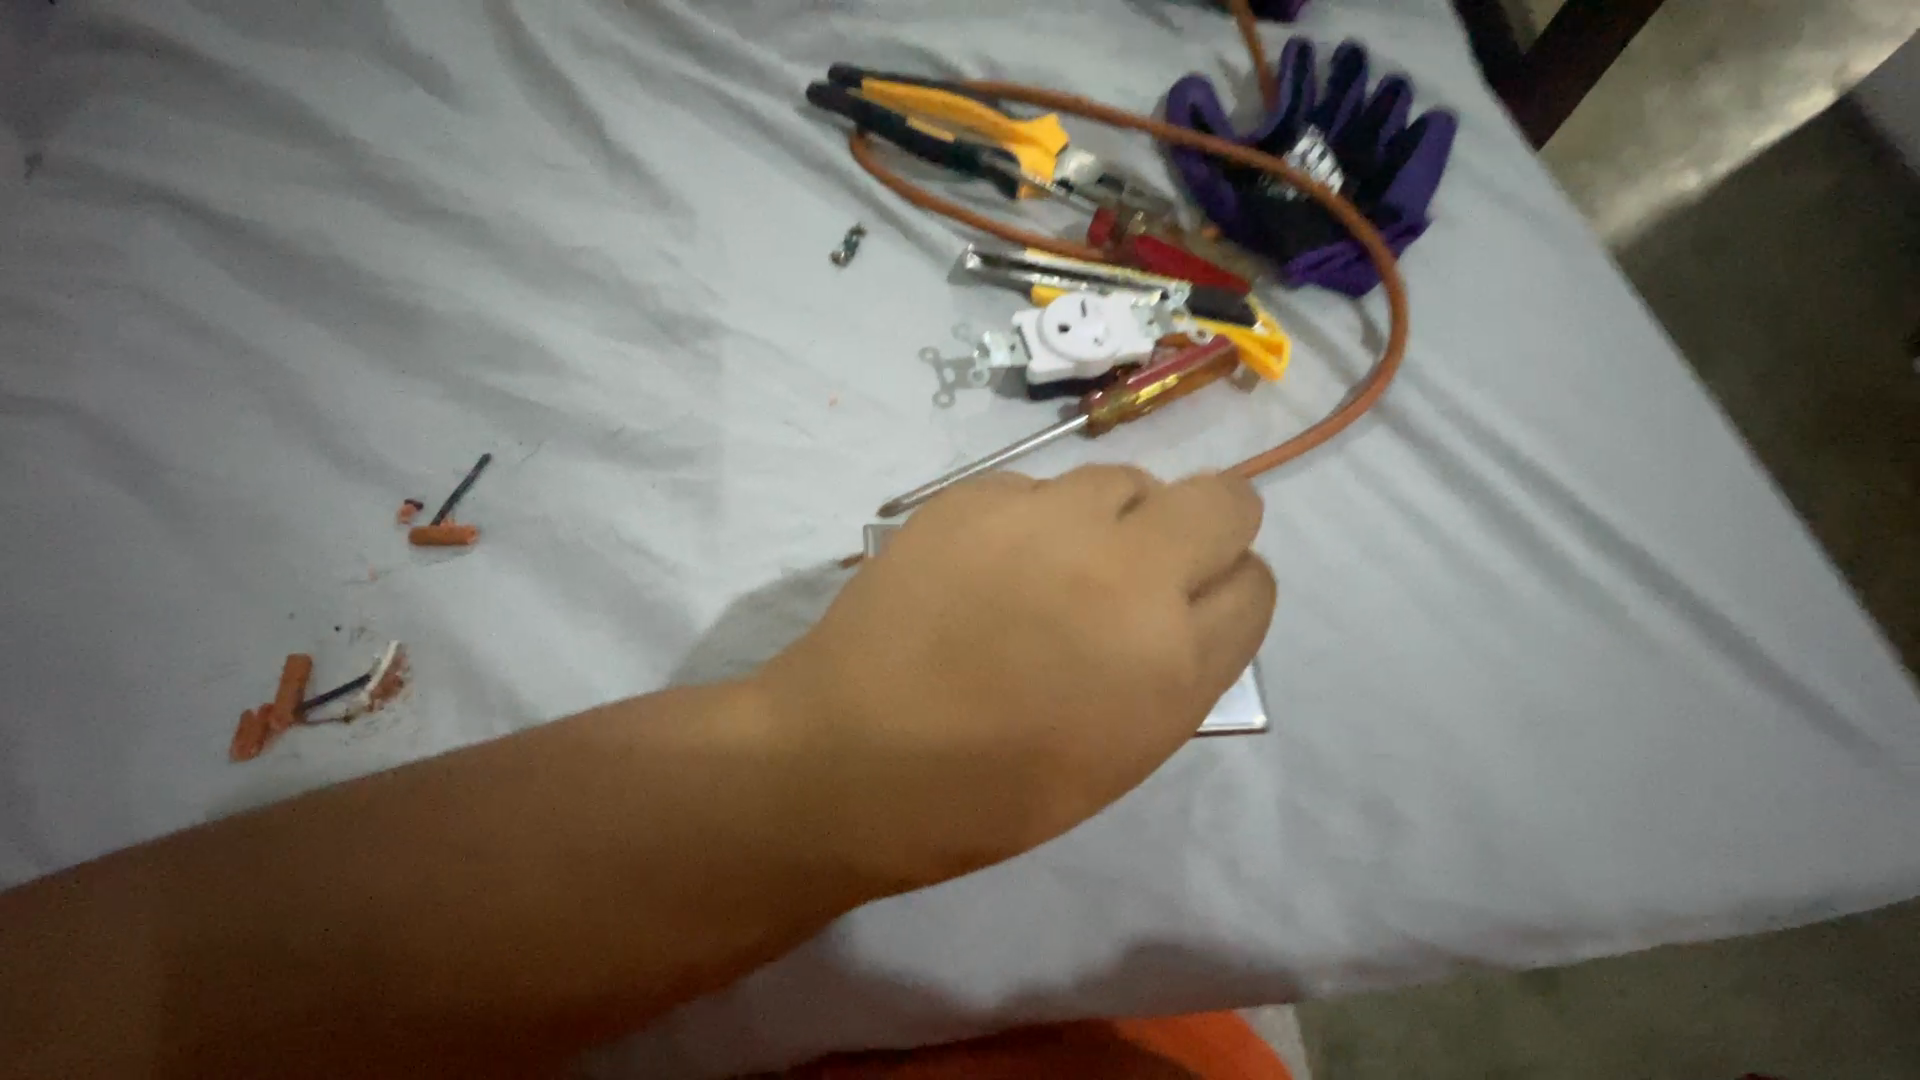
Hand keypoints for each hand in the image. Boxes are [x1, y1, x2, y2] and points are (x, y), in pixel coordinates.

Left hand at [758, 466, 1274, 891]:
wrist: (852, 755)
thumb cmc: (990, 789)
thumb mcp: (1120, 750)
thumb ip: (1176, 668)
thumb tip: (1184, 602)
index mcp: (1173, 660)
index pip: (1256, 584)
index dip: (1224, 592)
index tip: (1189, 607)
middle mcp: (1127, 570)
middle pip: (1224, 500)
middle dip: (1201, 528)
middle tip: (1139, 567)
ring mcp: (1046, 520)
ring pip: (1126, 480)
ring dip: (1112, 518)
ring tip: (1050, 568)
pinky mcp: (975, 496)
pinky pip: (1038, 487)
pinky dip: (1032, 519)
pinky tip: (984, 565)